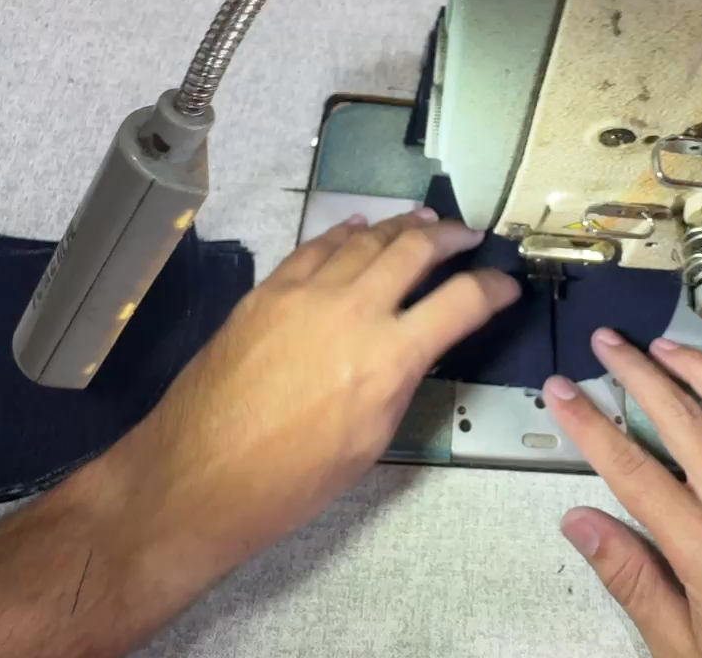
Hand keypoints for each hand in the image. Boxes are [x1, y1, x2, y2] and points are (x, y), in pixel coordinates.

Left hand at [95, 210, 518, 597]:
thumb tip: (415, 339)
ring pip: (366, 237)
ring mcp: (306, 292)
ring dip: (402, 225)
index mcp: (388, 358)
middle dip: (451, 235)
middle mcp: (353, 310)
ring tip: (423, 220)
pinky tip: (359, 224)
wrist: (195, 477)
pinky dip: (345, 231)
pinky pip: (317, 245)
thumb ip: (401, 376)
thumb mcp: (372, 437)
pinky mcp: (269, 289)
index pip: (462, 302)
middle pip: (415, 248)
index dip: (494, 287)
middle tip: (467, 234)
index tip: (505, 284)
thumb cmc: (293, 480)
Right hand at [544, 330, 701, 657]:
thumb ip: (631, 579)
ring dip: (696, 367)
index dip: (589, 424)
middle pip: (681, 419)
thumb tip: (579, 522)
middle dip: (637, 372)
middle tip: (608, 342)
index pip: (631, 469)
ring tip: (662, 345)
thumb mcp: (685, 652)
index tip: (562, 391)